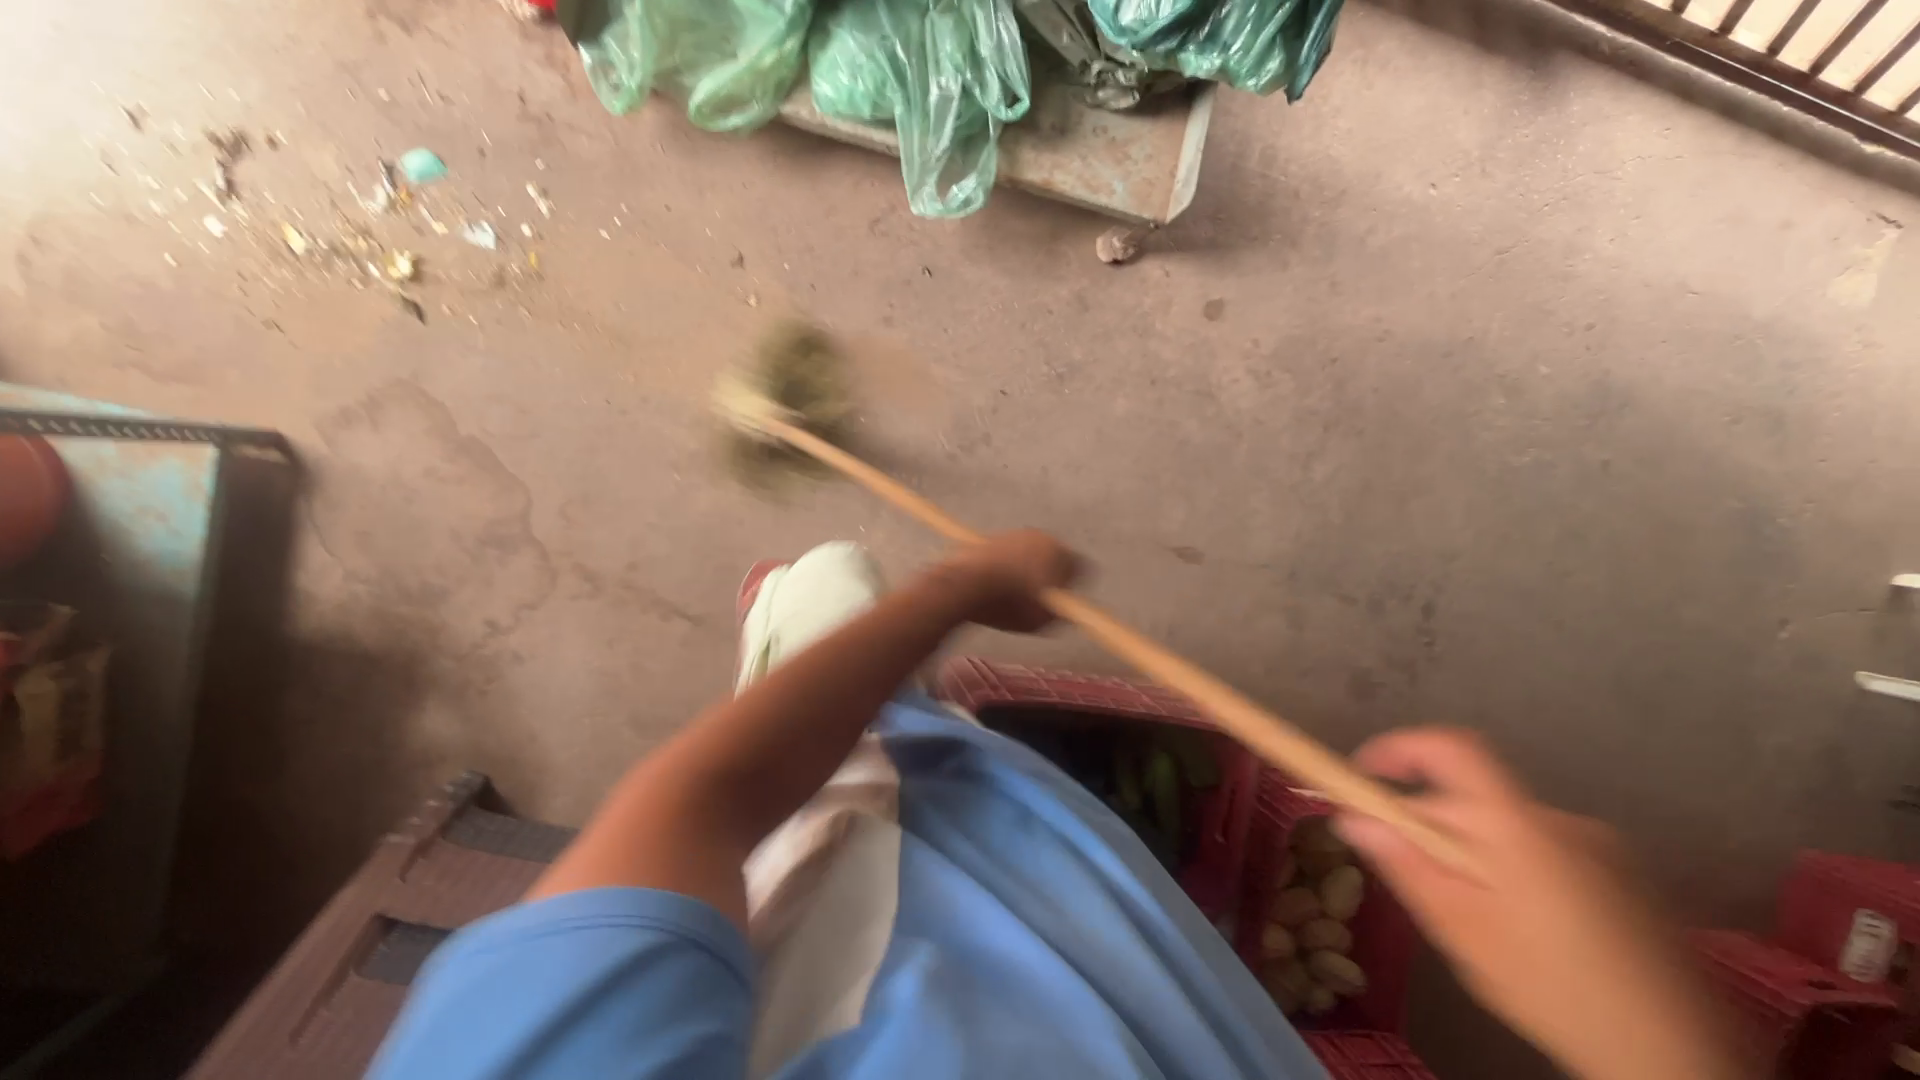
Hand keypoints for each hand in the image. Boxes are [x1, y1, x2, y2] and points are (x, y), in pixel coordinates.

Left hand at [929, 529, 1081, 632]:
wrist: (968, 585)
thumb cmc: (1013, 603)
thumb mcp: (1045, 618)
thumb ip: (1062, 609)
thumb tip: (1065, 607)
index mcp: (1060, 551)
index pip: (1078, 567)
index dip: (1070, 585)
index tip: (1061, 600)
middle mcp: (1040, 536)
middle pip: (1052, 556)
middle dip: (1047, 572)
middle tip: (1035, 597)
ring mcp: (1013, 534)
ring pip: (1027, 553)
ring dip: (1024, 568)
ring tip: (1011, 593)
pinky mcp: (990, 537)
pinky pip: (1005, 555)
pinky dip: (1003, 566)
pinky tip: (994, 585)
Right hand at [1334, 729, 1746, 1079]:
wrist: (1677, 1052)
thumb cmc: (1550, 985)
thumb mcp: (1460, 928)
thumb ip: (1406, 865)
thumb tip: (1352, 817)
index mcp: (1515, 824)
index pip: (1450, 748)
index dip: (1399, 748)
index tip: (1364, 774)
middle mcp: (1558, 818)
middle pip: (1472, 800)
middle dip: (1430, 827)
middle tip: (1413, 881)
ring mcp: (1599, 845)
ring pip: (1506, 829)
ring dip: (1473, 853)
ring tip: (1473, 917)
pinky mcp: (1624, 874)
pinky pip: (1545, 850)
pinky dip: (1515, 869)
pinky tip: (1525, 928)